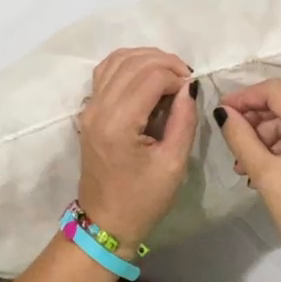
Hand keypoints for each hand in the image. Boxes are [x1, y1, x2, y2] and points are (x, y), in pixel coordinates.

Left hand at [77, 48, 198, 249]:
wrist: (104, 222)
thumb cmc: (143, 200)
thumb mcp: (174, 164)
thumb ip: (183, 120)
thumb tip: (188, 87)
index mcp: (118, 123)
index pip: (150, 76)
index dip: (176, 75)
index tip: (192, 89)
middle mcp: (98, 108)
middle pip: (133, 62)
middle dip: (164, 62)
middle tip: (186, 79)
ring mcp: (89, 107)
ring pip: (116, 60)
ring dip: (146, 58)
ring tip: (169, 73)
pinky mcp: (88, 110)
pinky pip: (105, 71)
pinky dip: (128, 64)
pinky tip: (146, 74)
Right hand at [215, 79, 280, 281]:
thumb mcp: (266, 176)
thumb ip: (241, 137)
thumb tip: (223, 113)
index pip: (277, 91)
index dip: (245, 96)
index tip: (221, 113)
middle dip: (256, 117)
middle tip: (232, 139)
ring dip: (268, 133)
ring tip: (245, 163)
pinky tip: (266, 167)